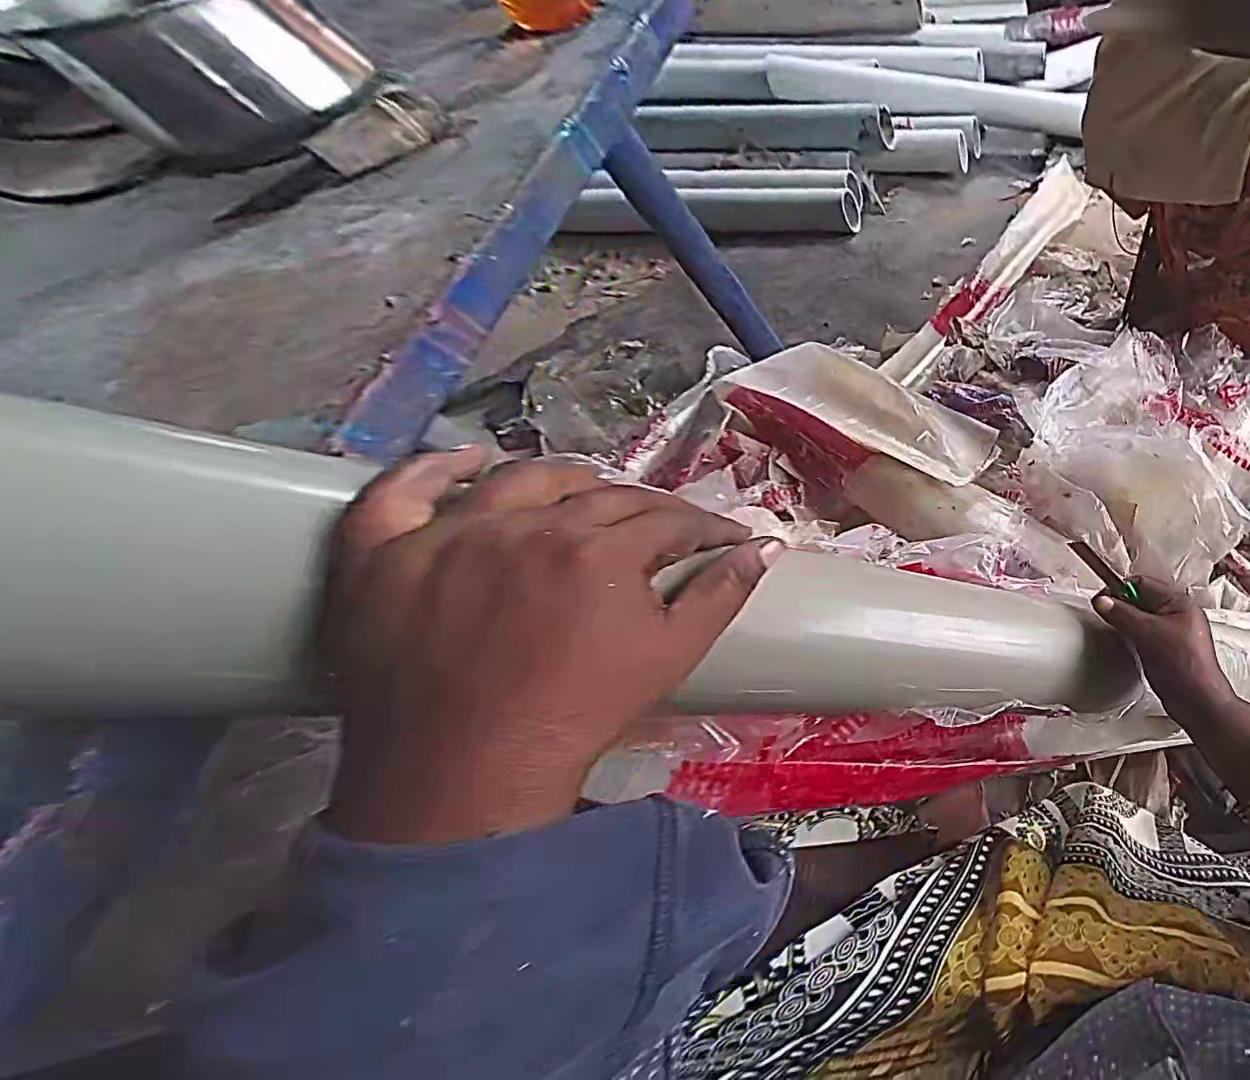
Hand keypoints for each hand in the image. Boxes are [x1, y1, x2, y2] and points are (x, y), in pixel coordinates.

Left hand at [322, 449, 782, 843]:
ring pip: (521, 479)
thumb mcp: (673, 654)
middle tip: (668, 529)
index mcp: (599, 551)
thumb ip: (722, 594)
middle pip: (605, 496)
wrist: (469, 774)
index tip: (722, 538)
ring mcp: (448, 535)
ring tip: (590, 492)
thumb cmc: (583, 711)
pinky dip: (434, 467)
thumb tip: (766, 548)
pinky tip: (469, 461)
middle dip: (651, 509)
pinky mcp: (381, 555)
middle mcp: (526, 527)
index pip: (668, 519)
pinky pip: (402, 489)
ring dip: (567, 479)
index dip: (705, 527)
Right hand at [1091, 578, 1234, 726]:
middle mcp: (1178, 615)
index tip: (1102, 600)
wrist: (1197, 702)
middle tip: (1104, 613)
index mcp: (1180, 603)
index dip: (1120, 589)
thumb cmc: (1185, 668)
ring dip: (1126, 621)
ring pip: (1141, 618)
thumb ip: (1122, 615)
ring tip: (1114, 628)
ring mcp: (1172, 633)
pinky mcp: (1166, 650)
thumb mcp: (1148, 634)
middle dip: (1122, 605)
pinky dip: (1131, 635)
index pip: (1142, 583)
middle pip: (1141, 600)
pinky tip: (1126, 643)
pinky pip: (1143, 634)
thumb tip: (1103, 601)